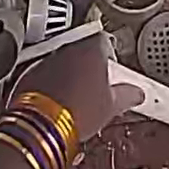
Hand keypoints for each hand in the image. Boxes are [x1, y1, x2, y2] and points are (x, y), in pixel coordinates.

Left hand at [10, 35, 141, 140]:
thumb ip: (127, 95)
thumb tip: (136, 94)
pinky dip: (53, 84)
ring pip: (66, 62)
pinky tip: (58, 103)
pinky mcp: (32, 73)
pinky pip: (47, 74)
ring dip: (71, 75)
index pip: (108, 43)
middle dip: (91, 68)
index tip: (113, 75)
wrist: (42, 125)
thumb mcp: (111, 106)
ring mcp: (50, 58)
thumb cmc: (78, 111)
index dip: (112, 59)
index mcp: (93, 47)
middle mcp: (70, 47)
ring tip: (77, 99)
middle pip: (85, 52)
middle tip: (97, 89)